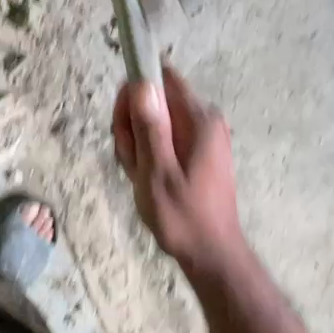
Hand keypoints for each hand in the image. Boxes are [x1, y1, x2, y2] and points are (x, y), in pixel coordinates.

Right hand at [112, 66, 249, 275]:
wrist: (210, 254)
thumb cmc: (182, 216)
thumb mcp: (157, 171)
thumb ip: (149, 126)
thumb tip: (141, 82)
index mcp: (199, 120)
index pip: (161, 78)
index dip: (135, 93)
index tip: (123, 125)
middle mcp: (204, 120)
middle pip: (154, 100)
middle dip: (132, 126)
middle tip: (130, 162)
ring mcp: (202, 137)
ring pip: (154, 122)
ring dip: (137, 145)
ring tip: (139, 177)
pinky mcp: (197, 153)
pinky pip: (163, 139)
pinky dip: (148, 156)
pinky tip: (147, 181)